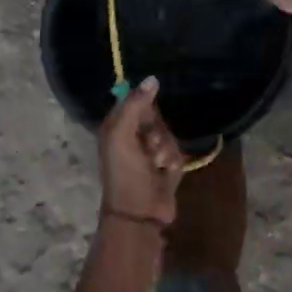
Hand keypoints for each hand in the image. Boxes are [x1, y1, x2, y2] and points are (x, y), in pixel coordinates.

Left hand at [99, 77, 184, 224]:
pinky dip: (172, 159)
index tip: (148, 115)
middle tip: (150, 145)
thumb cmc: (125, 173)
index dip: (144, 105)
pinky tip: (166, 171)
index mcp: (115, 127)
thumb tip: (152, 78)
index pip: (134, 100)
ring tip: (158, 163)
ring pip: (167, 132)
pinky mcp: (165, 164)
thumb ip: (135, 105)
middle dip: (157, 130)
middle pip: (154, 115)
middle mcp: (131, 136)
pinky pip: (176, 149)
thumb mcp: (122, 135)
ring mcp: (149, 151)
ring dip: (165, 147)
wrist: (140, 213)